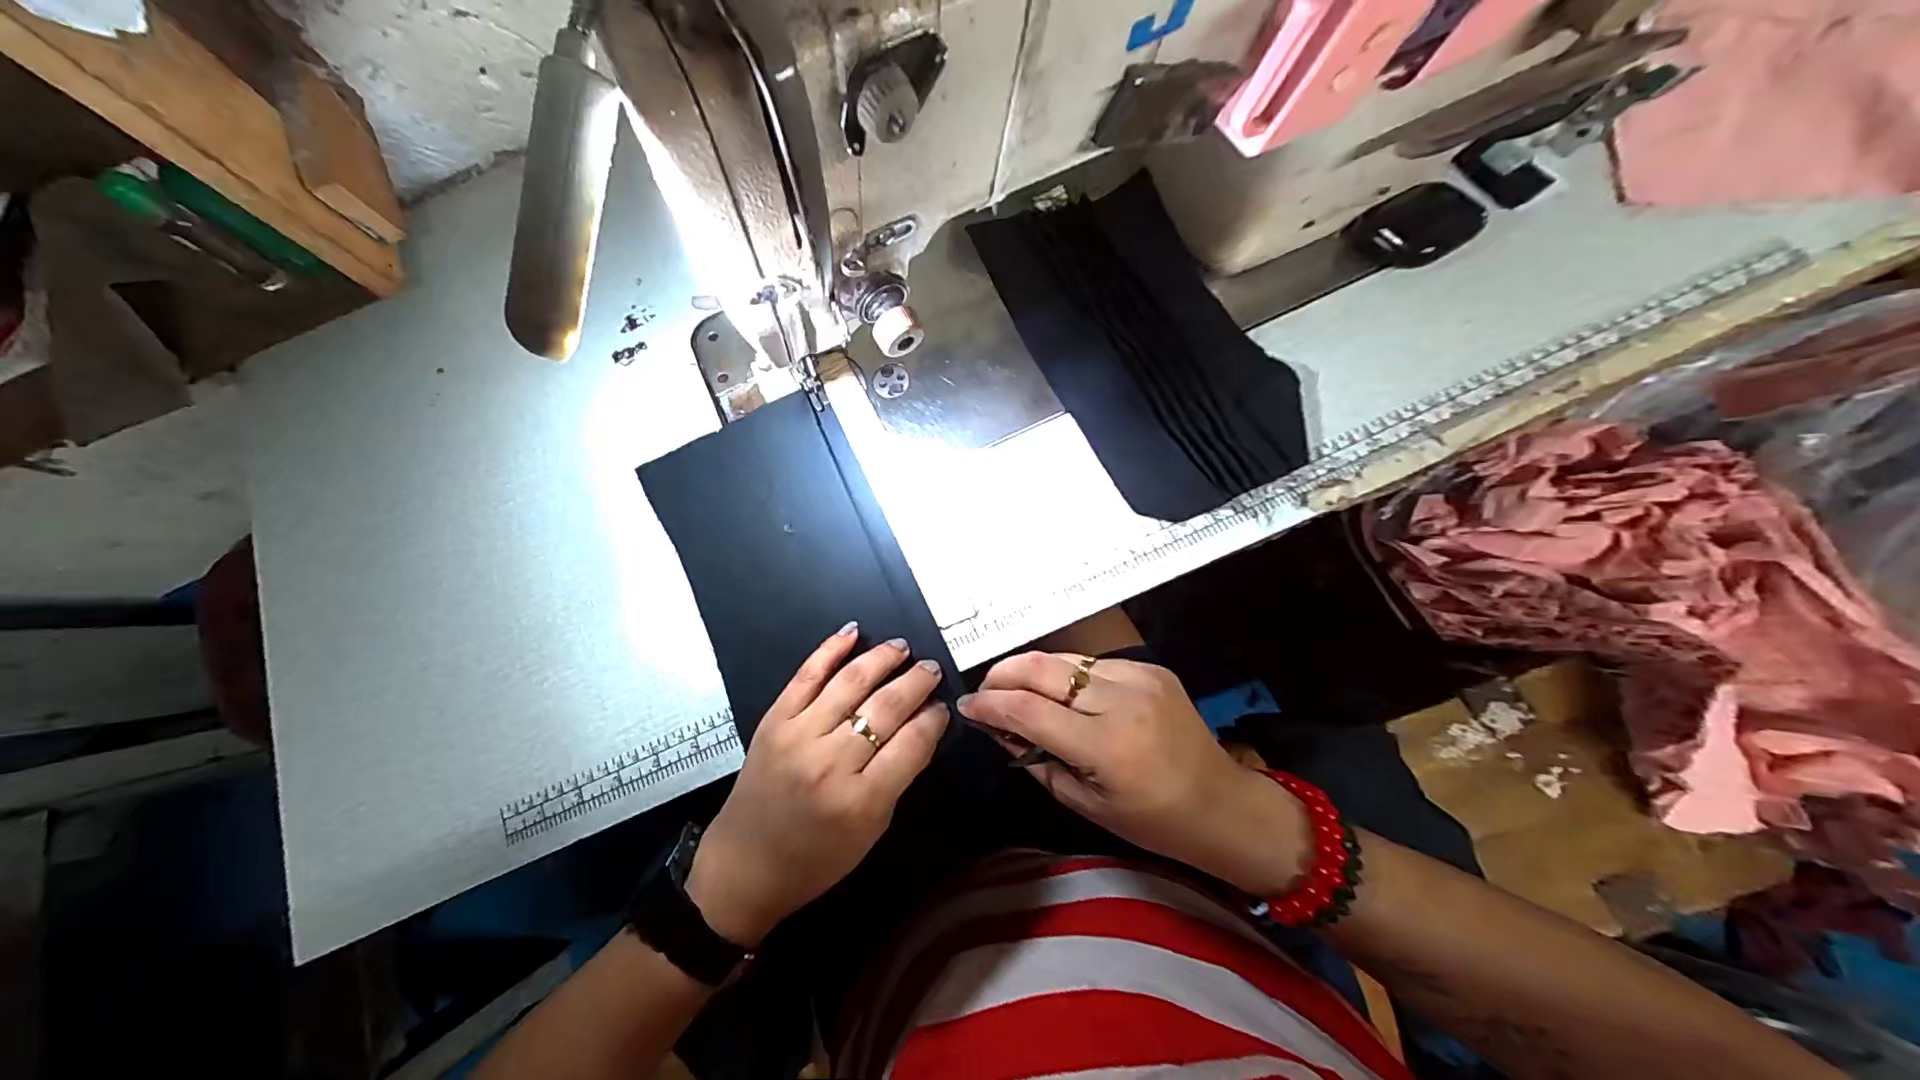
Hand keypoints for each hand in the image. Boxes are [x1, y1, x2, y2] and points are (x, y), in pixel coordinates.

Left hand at [683, 624, 948, 946]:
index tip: (942, 706)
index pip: (912, 742)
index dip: (934, 718)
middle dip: (917, 682)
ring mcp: (799, 735)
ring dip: (882, 658)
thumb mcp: (872, 829)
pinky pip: (806, 675)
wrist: (744, 866)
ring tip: (902, 648)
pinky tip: (852, 633)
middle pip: (886, 706)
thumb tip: (924, 726)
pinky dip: (830, 649)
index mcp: (861, 800)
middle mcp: (831, 762)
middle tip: (931, 669)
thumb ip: (900, 776)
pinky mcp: (773, 720)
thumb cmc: (815, 858)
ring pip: (851, 682)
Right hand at [960, 652, 1312, 895]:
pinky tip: (1060, 693)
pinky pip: (1091, 662)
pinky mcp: (1150, 667)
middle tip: (985, 692)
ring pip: (1063, 658)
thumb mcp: (1084, 801)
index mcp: (1107, 745)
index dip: (989, 705)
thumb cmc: (1151, 820)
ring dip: (1031, 671)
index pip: (1028, 710)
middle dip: (1002, 674)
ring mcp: (1139, 676)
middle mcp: (1122, 700)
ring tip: (1013, 689)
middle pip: (1041, 668)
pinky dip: (1066, 674)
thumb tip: (996, 726)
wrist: (1221, 802)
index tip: (967, 706)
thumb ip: (1035, 758)